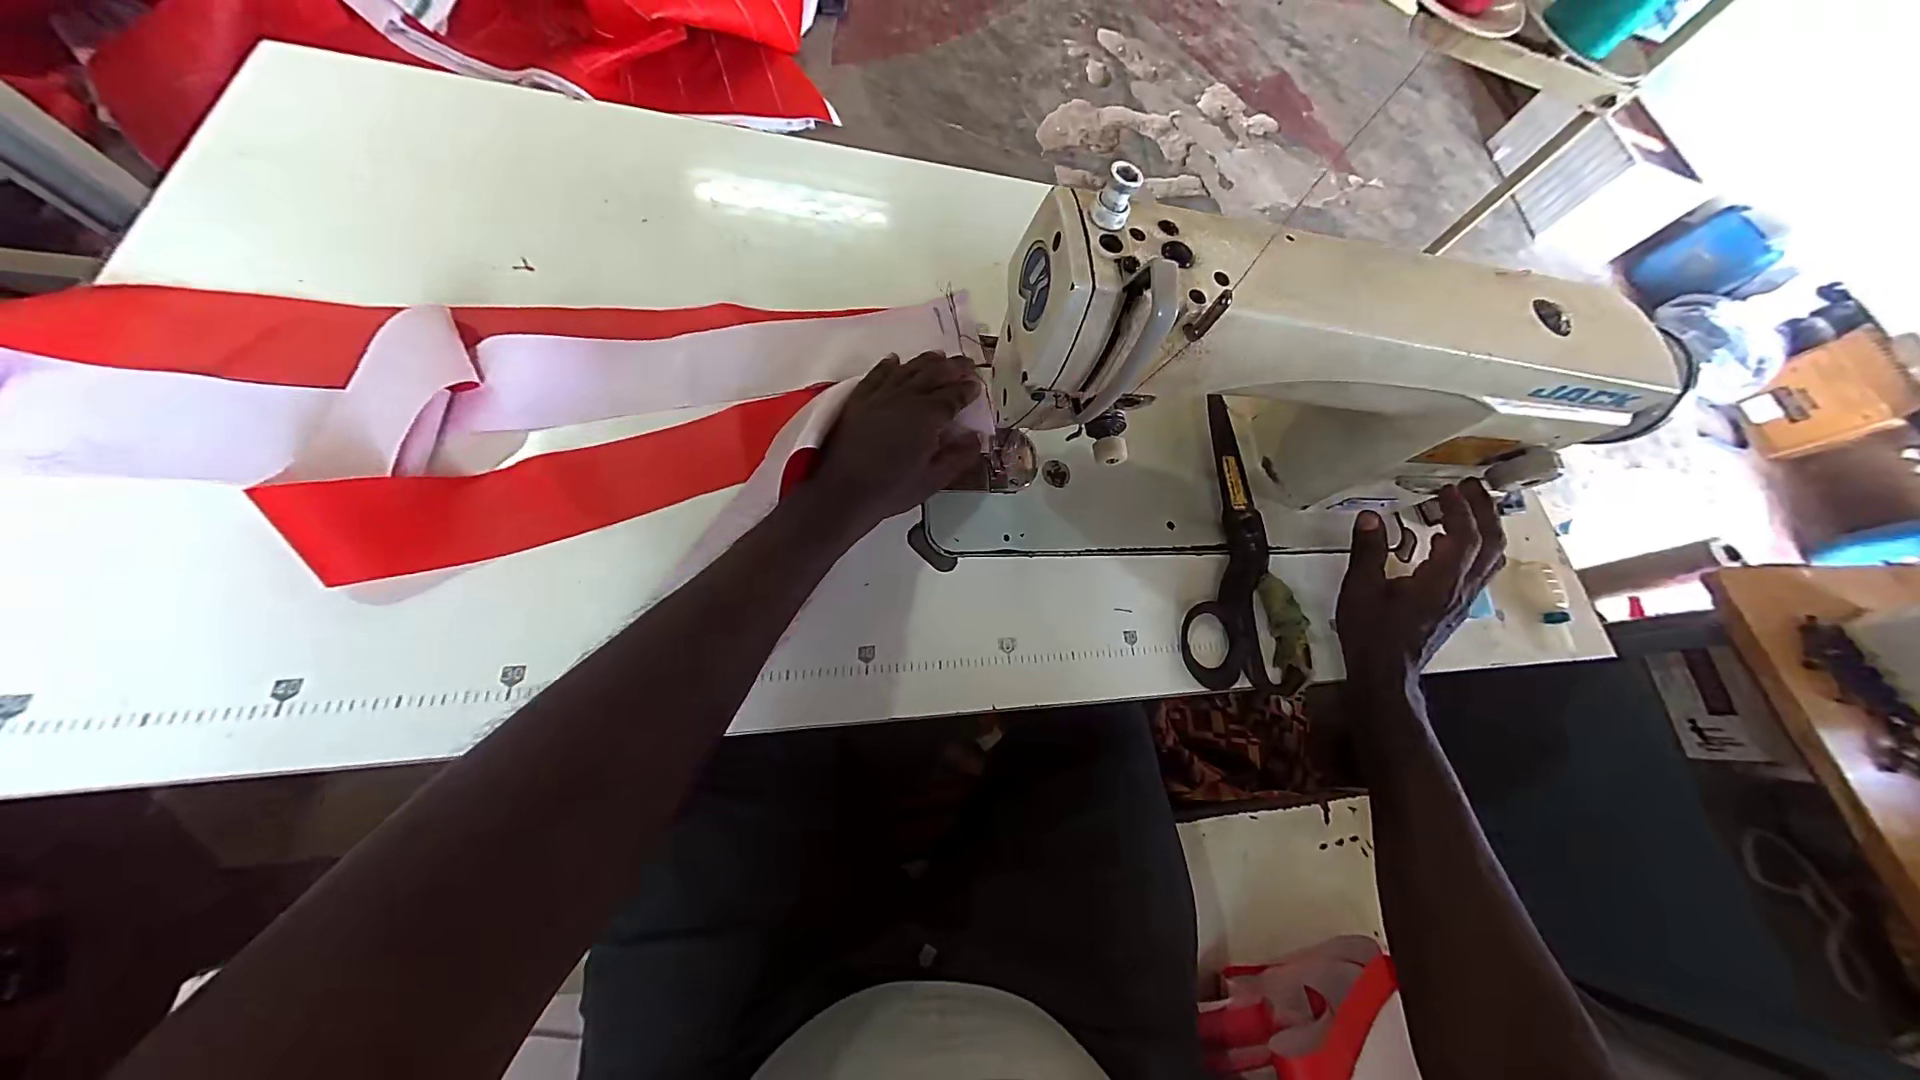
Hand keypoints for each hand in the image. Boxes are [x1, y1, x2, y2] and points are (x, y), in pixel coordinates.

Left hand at [808, 351, 982, 527]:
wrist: (844, 492)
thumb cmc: (890, 489)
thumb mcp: (933, 480)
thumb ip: (958, 457)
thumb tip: (974, 439)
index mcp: (928, 416)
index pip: (954, 396)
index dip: (968, 390)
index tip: (976, 386)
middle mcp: (905, 398)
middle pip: (934, 374)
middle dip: (953, 368)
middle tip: (966, 364)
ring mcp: (880, 395)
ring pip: (908, 369)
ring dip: (926, 361)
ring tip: (939, 357)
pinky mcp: (858, 399)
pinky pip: (877, 373)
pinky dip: (890, 365)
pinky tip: (896, 360)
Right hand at [1336, 480, 1505, 681]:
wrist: (1384, 672)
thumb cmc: (1371, 632)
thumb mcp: (1360, 589)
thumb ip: (1367, 551)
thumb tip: (1371, 517)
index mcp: (1440, 581)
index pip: (1464, 536)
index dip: (1459, 508)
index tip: (1445, 489)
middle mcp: (1460, 588)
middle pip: (1491, 543)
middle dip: (1484, 511)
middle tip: (1470, 488)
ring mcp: (1461, 599)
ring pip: (1490, 557)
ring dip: (1484, 528)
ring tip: (1466, 510)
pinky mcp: (1454, 606)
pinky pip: (1478, 569)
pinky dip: (1473, 547)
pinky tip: (1448, 544)